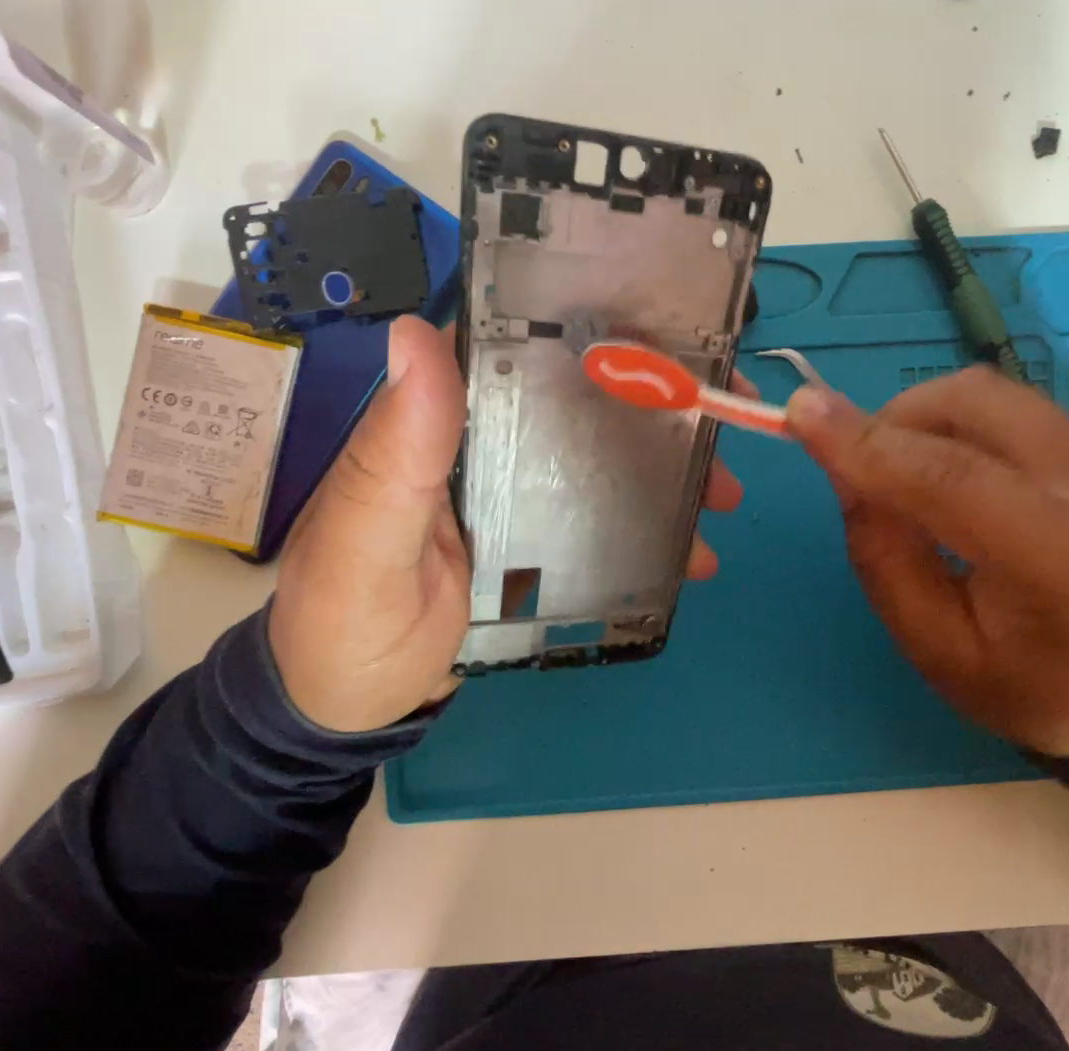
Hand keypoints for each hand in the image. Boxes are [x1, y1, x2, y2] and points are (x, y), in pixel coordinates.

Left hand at [269, 316, 743, 731]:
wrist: (347, 704)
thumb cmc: (342, 622)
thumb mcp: (363, 542)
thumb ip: (393, 452)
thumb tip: (414, 329)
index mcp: (437, 422)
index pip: (516, 343)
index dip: (593, 328)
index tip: (674, 334)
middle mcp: (478, 441)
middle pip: (579, 399)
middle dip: (657, 402)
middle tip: (726, 420)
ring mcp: (510, 492)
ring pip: (601, 458)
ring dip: (665, 468)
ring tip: (722, 497)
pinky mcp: (532, 543)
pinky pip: (600, 518)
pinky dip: (648, 527)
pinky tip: (691, 552)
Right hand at [786, 367, 1068, 757]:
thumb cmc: (1033, 689)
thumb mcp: (937, 648)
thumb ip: (884, 556)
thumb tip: (845, 469)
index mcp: (1063, 560)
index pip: (950, 476)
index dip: (868, 442)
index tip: (799, 415)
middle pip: (978, 402)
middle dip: (898, 417)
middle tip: (864, 464)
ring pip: (997, 396)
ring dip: (930, 419)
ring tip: (909, 476)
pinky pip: (1020, 414)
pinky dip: (967, 432)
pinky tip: (962, 482)